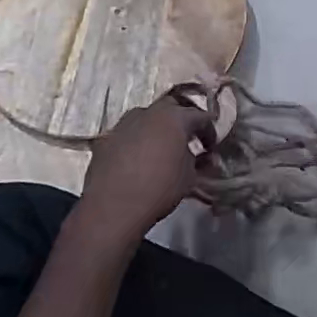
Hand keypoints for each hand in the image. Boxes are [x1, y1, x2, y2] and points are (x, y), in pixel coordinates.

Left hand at [76, 94, 212, 250]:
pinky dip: (136, 142)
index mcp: (175, 118)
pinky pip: (127, 135)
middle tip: (187, 140)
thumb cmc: (160, 188)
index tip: (211, 147)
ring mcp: (123, 124)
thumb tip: (205, 157)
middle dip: (181, 121)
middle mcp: (149, 113)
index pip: (199, 116)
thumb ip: (198, 161)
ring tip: (160, 149)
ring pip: (145, 119)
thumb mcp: (190, 176)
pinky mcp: (105, 139)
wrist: (113, 207)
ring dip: (156, 129)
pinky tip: (137, 161)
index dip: (208, 131)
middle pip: (170, 109)